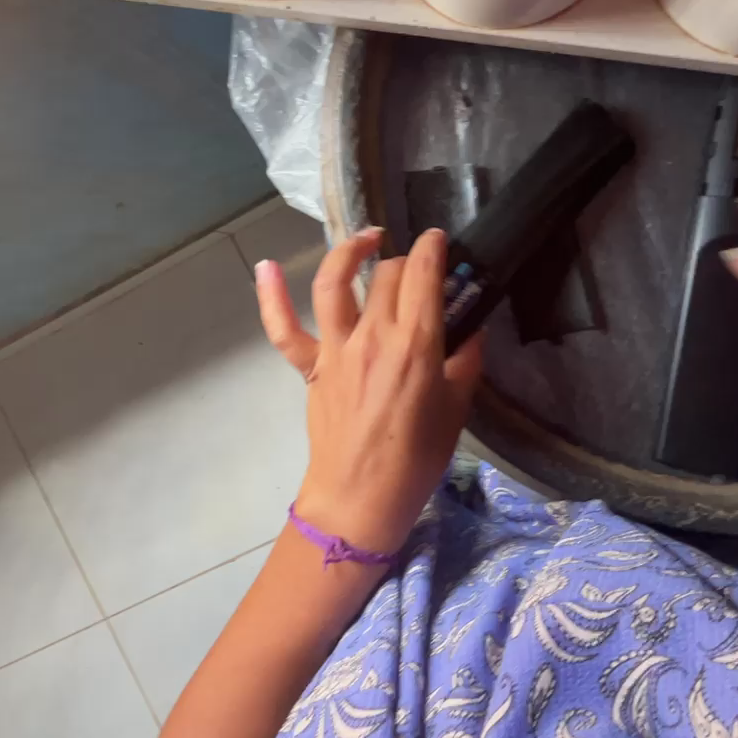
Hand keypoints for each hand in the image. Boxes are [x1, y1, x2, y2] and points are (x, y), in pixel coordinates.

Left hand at [254, 226, 483, 552]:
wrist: (361, 497)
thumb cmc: (416, 458)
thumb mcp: (457, 408)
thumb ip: (466, 361)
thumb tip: (471, 330)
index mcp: (415, 344)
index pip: (422, 275)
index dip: (433, 248)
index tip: (439, 240)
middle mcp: (372, 335)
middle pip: (386, 274)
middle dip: (406, 261)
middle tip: (418, 273)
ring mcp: (335, 349)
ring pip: (335, 282)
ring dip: (350, 251)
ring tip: (368, 239)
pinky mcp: (310, 367)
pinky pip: (284, 328)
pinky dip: (271, 296)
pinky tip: (266, 266)